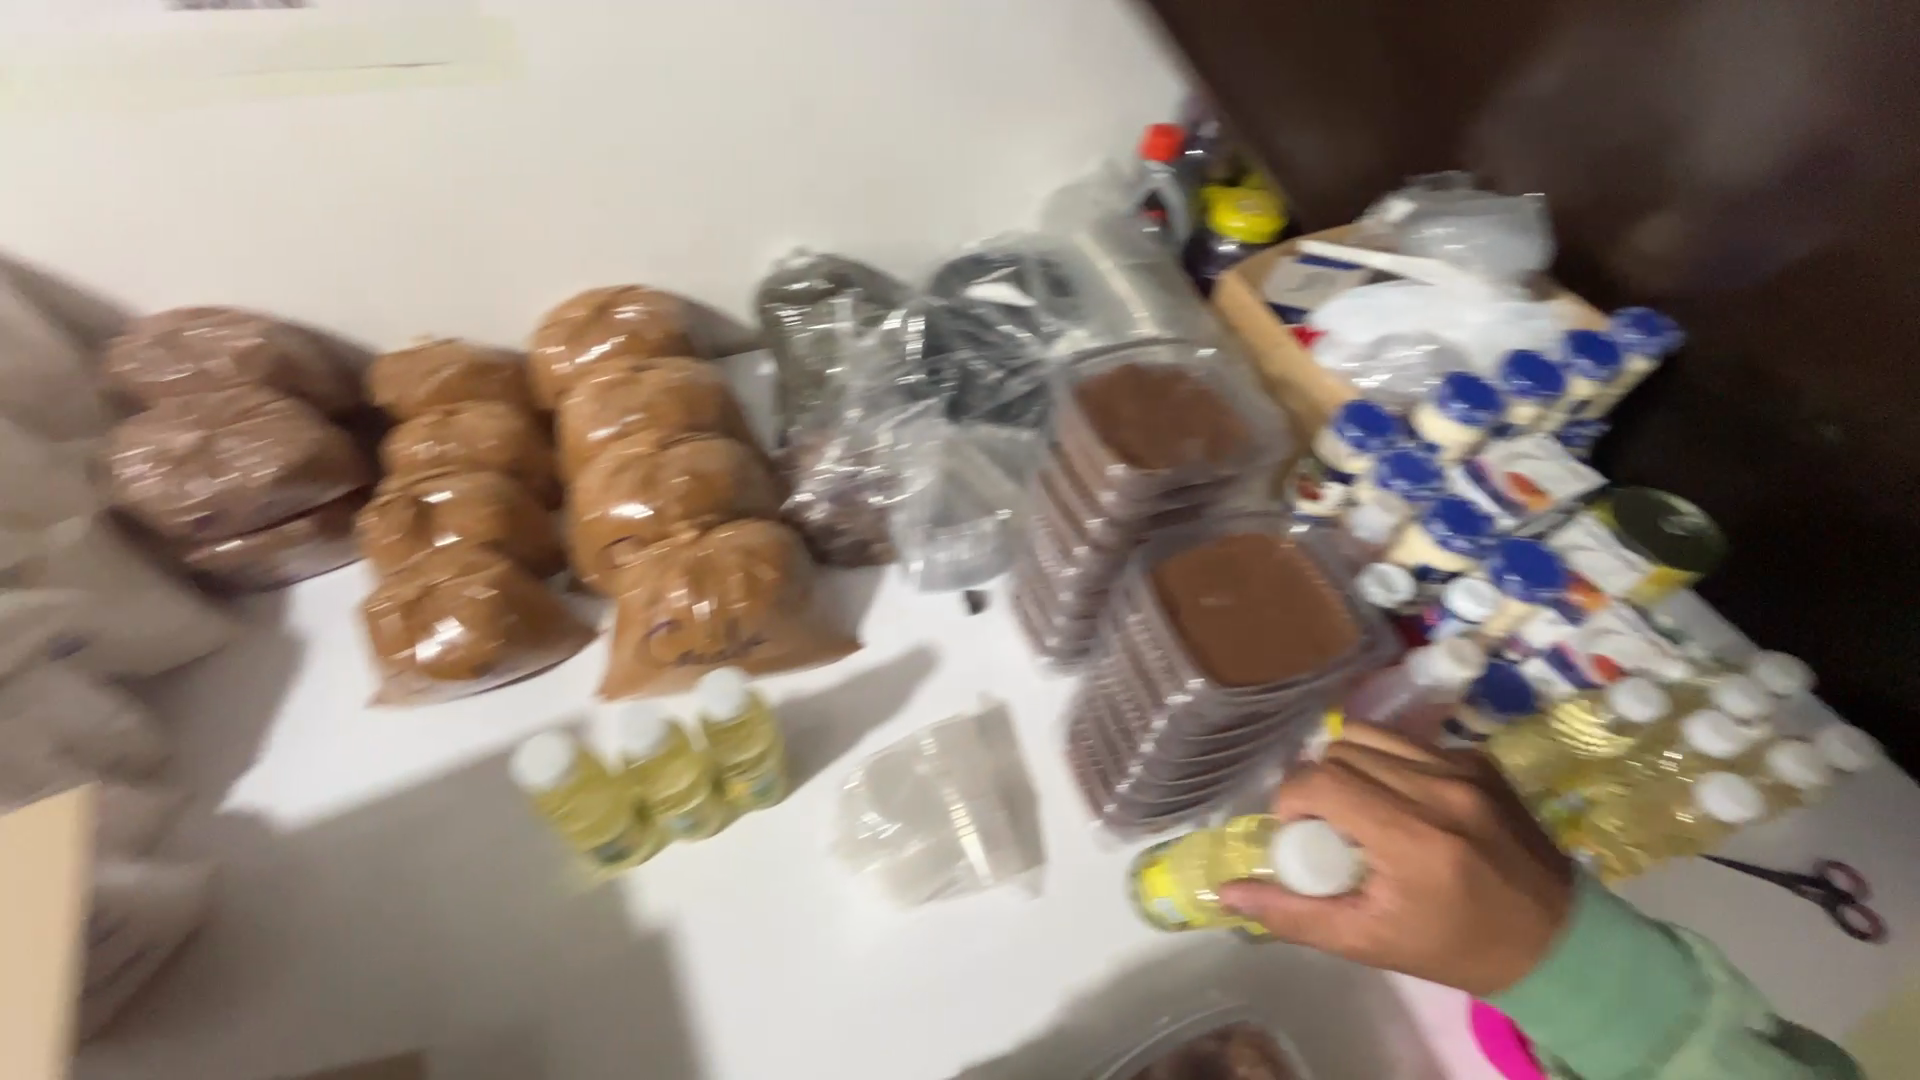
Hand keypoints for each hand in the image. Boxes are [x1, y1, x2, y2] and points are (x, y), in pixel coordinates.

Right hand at [1220, 724, 1574, 996]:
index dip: (1292, 801)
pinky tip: (1399, 798)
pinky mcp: (1479, 758)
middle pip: (1338, 753)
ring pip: (1366, 735)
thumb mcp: (1370, 942)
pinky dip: (1385, 762)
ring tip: (1359, 805)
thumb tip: (1228, 892)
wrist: (1560, 943)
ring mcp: (1465, 768)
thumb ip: (1294, 915)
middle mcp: (1440, 790)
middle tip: (1328, 825)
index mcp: (1414, 839)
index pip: (1320, 782)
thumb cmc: (1456, 948)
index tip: (1299, 832)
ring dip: (1347, 765)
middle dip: (1317, 785)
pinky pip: (1404, 741)